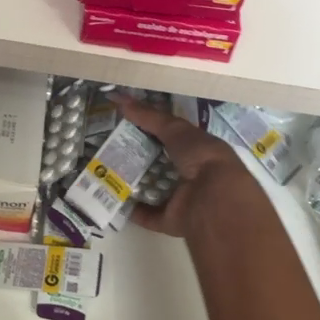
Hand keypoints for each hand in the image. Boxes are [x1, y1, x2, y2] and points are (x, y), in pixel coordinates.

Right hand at [111, 96, 255, 238]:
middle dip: (136, 158)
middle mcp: (188, 174)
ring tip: (104, 174)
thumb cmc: (201, 157)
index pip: (169, 138)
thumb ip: (149, 116)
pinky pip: (147, 214)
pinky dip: (132, 210)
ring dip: (131, 183)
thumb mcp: (176, 129)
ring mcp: (179, 198)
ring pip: (151, 189)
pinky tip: (113, 199)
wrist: (214, 197)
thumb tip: (120, 100)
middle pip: (157, 164)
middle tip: (108, 150)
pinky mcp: (170, 220)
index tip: (123, 126)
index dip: (148, 131)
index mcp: (196, 150)